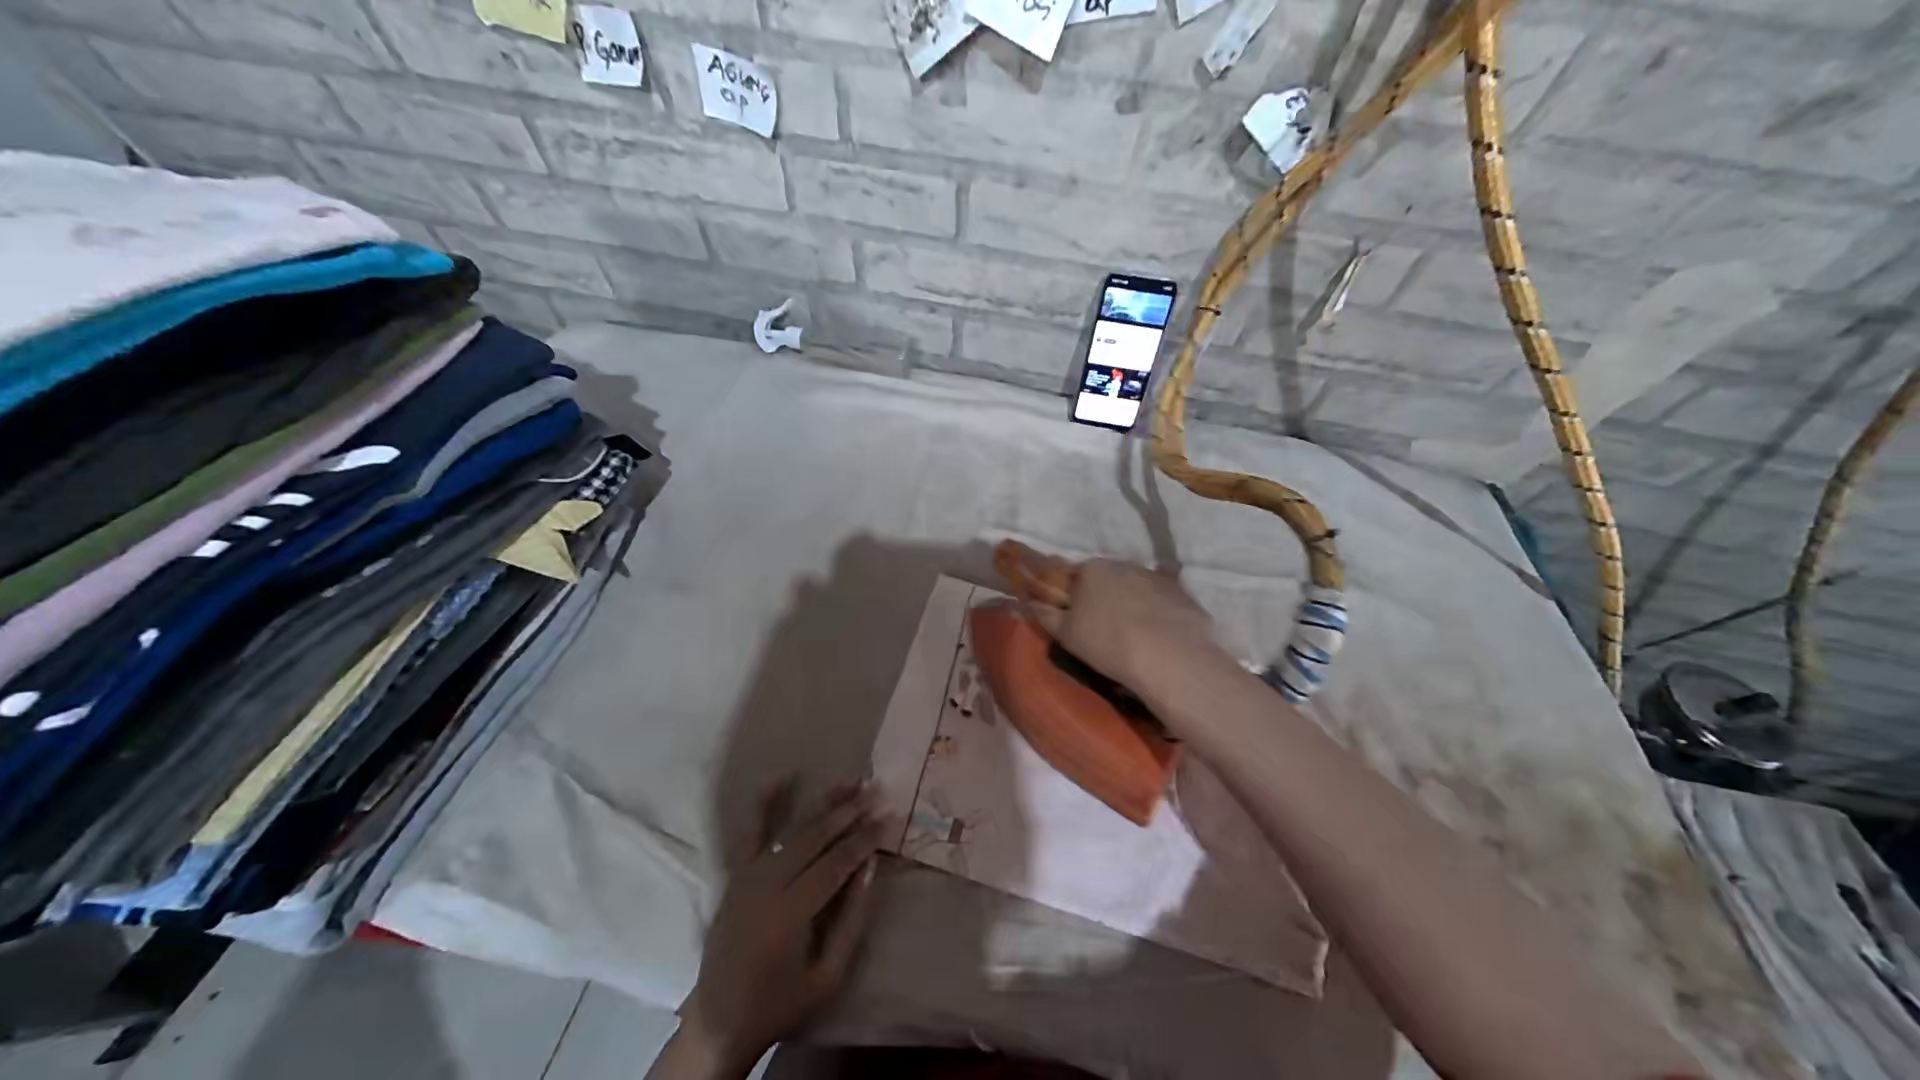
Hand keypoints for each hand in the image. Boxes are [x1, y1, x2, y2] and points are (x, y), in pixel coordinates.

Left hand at [659, 781, 881, 1078]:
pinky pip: (750, 832)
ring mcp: (747, 877)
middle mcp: (767, 886)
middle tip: (876, 790)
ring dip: (821, 804)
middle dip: (848, 812)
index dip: (864, 838)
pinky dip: (764, 803)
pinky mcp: (734, 876)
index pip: (836, 863)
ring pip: (790, 830)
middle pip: (814, 838)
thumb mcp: (829, 974)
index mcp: (791, 913)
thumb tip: (870, 866)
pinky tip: (782, 777)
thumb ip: (851, 920)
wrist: (720, 1020)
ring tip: (848, 782)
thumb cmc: (781, 1002)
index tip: (889, 817)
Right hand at [1021, 558, 1233, 708]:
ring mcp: (1156, 576)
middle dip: (1105, 598)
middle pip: (1108, 579)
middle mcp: (1123, 564)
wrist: (1168, 657)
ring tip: (1136, 635)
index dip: (1076, 597)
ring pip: (1136, 587)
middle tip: (1106, 629)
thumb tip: (1026, 601)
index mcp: (1092, 569)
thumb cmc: (1107, 643)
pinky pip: (1162, 599)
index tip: (1079, 618)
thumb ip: (1045, 614)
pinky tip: (1160, 635)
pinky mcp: (1182, 592)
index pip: (1077, 576)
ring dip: (1133, 603)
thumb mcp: (1066, 634)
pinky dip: (1158, 612)